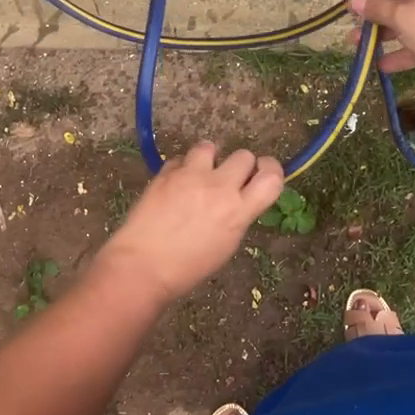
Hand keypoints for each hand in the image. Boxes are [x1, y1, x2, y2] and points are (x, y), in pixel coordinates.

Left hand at [91, 142, 283, 306]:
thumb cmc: (187, 268)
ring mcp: (191, 175)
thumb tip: (238, 197)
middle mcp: (218, 187)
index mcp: (238, 211)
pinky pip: (180, 160)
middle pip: (243, 155)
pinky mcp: (166, 172)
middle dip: (239, 165)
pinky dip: (180, 170)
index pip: (271, 176)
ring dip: (208, 159)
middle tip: (227, 179)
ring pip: (210, 146)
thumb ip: (236, 215)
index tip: (263, 171)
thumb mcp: (225, 245)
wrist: (143, 265)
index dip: (271, 169)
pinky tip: (174, 186)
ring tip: (198, 175)